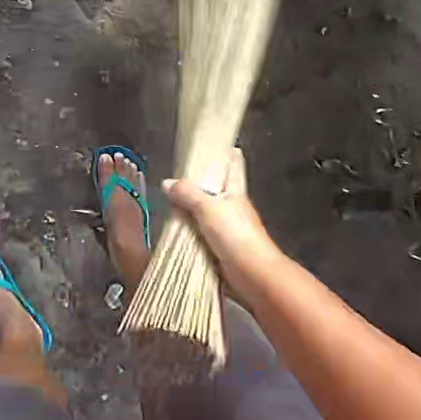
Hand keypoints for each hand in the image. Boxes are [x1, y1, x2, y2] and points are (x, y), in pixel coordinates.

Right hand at [163, 148, 280, 286]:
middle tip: (177, 175)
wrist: (253, 275)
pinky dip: (190, 231)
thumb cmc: (236, 235)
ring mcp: (228, 227)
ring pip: (207, 212)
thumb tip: (167, 183)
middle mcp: (233, 205)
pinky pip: (202, 233)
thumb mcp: (208, 208)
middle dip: (199, 182)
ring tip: (170, 201)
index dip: (224, 152)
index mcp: (235, 190)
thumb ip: (188, 194)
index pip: (233, 164)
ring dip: (191, 209)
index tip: (211, 144)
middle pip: (216, 188)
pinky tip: (175, 230)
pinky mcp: (221, 247)